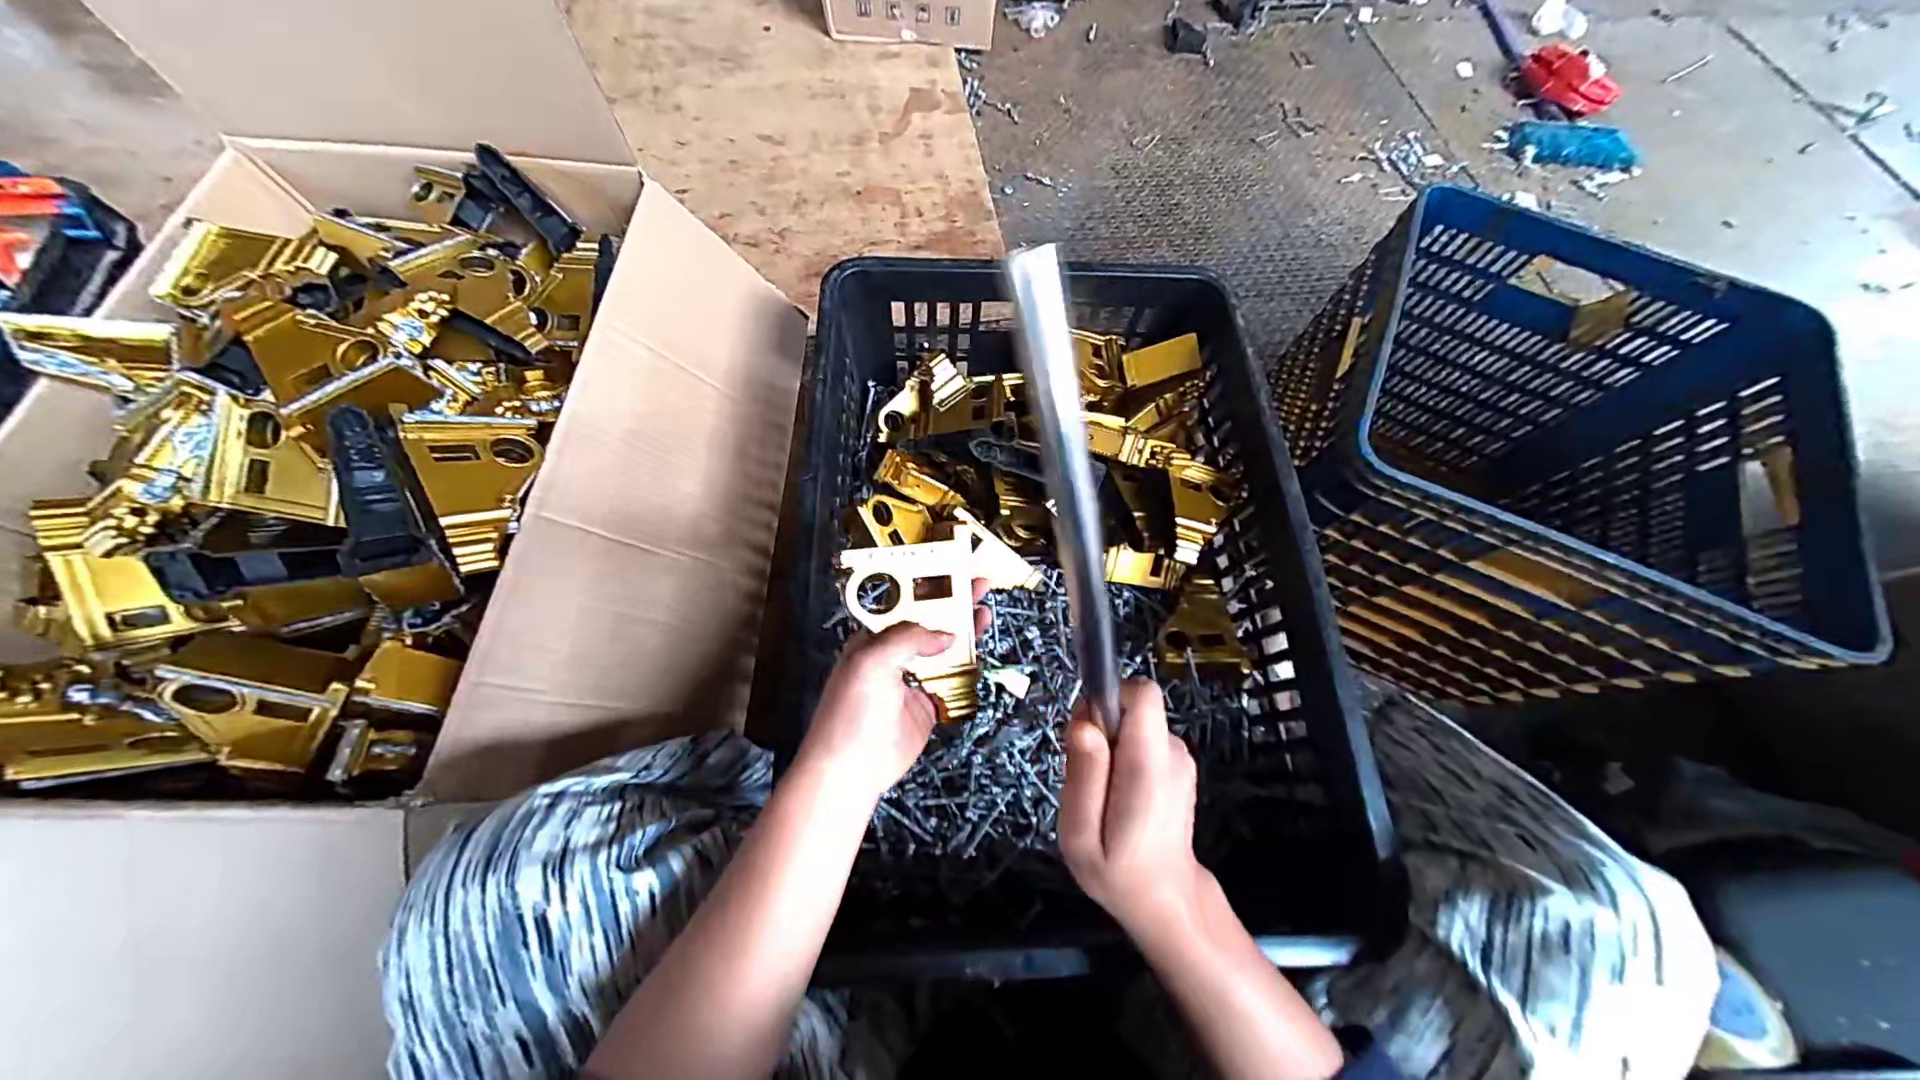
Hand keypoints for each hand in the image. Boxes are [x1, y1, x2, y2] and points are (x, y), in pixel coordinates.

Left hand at [795, 579, 989, 801]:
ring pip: (944, 649)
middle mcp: (893, 656)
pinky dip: (969, 664)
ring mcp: (912, 680)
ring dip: (964, 631)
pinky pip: (953, 678)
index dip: (927, 586)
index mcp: (873, 639)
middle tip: (977, 582)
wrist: (851, 770)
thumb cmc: (848, 715)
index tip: (950, 569)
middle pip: (929, 622)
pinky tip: (981, 648)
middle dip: (952, 602)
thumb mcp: (873, 663)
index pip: (904, 604)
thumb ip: (908, 639)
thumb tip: (945, 634)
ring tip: (985, 609)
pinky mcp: (927, 704)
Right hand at [1059, 679, 1218, 942]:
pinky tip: (1117, 796)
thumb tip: (1083, 725)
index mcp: (1149, 767)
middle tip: (1086, 779)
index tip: (1085, 736)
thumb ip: (1082, 776)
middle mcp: (1172, 753)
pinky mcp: (1176, 762)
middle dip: (1099, 729)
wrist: (1165, 899)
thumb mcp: (1080, 835)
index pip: (1141, 693)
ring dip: (1108, 747)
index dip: (1106, 700)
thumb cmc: (1117, 873)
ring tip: (1101, 795)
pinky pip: (1138, 738)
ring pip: (1130, 723)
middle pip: (1129, 707)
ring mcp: (1178, 757)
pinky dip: (1121, 757)